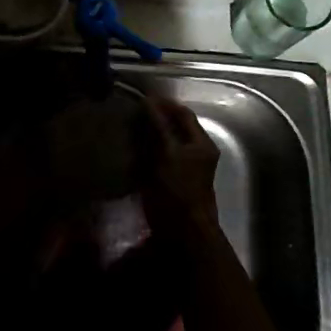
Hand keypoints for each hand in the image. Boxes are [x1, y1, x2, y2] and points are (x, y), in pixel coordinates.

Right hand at [142, 97, 220, 232]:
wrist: (183, 232)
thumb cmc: (178, 191)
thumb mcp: (168, 155)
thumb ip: (159, 127)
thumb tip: (149, 101)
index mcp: (202, 144)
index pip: (183, 114)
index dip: (165, 104)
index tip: (143, 98)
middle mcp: (197, 153)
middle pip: (176, 128)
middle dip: (156, 120)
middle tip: (132, 114)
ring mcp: (186, 168)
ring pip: (167, 143)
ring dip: (149, 136)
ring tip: (129, 130)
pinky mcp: (174, 181)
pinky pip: (159, 159)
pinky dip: (147, 152)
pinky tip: (131, 152)